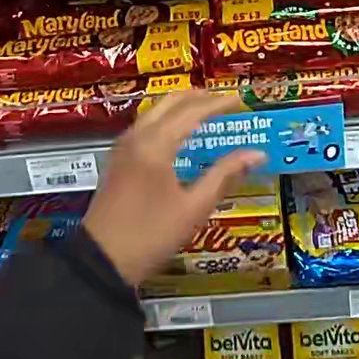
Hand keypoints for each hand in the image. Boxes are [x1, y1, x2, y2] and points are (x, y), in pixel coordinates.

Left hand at [82, 90, 264, 286]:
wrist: (102, 261)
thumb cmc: (151, 235)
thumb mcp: (194, 208)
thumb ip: (225, 175)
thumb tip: (257, 154)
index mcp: (156, 144)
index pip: (193, 111)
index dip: (219, 103)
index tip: (241, 100)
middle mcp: (137, 136)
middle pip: (170, 102)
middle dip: (198, 97)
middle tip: (225, 100)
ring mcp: (123, 146)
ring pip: (154, 111)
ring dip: (180, 105)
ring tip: (206, 110)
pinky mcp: (118, 159)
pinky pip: (145, 124)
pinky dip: (166, 118)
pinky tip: (179, 132)